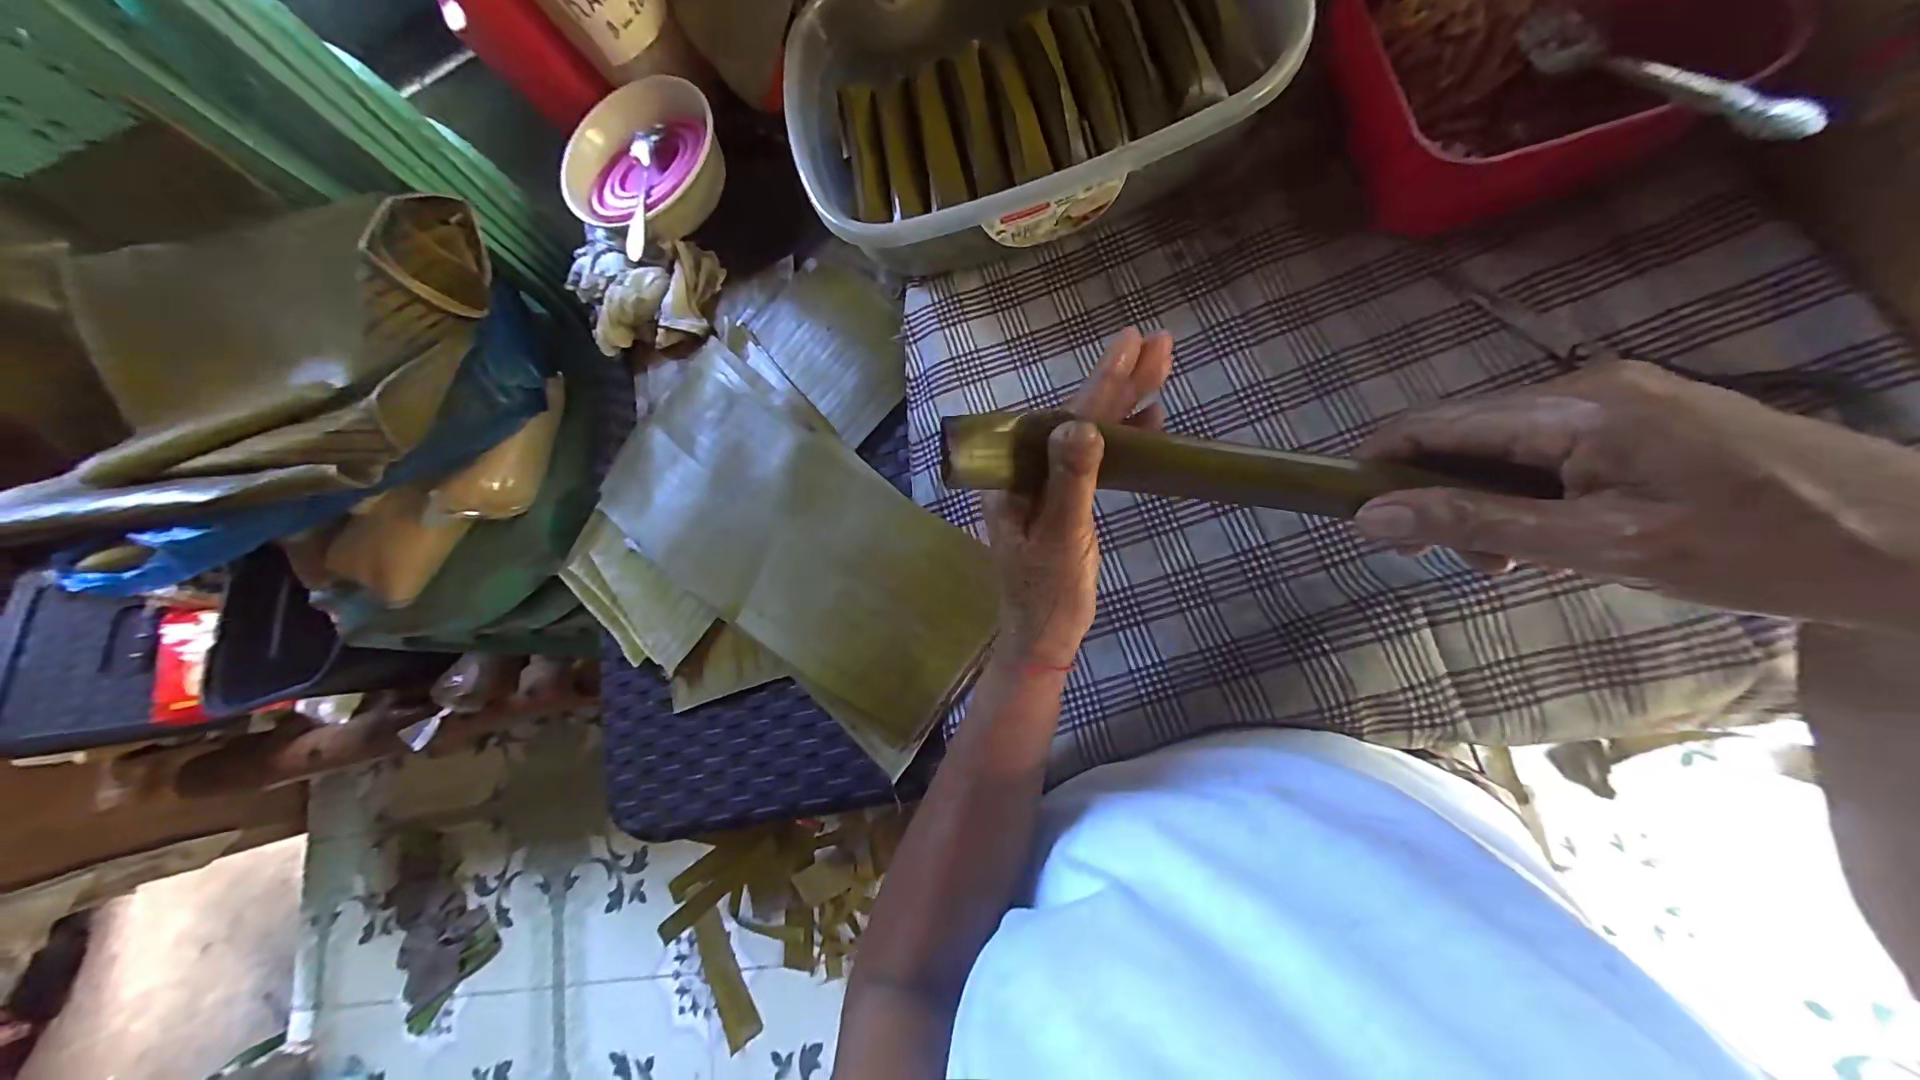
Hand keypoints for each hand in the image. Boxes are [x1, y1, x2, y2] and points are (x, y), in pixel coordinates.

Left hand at [984, 328, 1172, 668]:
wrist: (1043, 634)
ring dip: (1126, 403)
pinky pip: (1098, 458)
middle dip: (1118, 381)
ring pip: (1090, 433)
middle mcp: (1028, 470)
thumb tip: (1083, 425)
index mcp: (1015, 475)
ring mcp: (1049, 483)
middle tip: (1158, 343)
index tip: (1129, 344)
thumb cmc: (1046, 593)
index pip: (1062, 420)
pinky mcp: (1068, 498)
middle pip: (1077, 417)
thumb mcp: (1060, 538)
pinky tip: (1150, 419)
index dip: (1099, 382)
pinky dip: (1124, 439)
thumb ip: (1071, 482)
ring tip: (1162, 366)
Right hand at [1351, 360, 1919, 631]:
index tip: (1355, 517)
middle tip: (1445, 558)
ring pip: (1499, 447)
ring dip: (1478, 500)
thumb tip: (1370, 515)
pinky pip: (1544, 451)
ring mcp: (1614, 399)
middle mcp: (1581, 388)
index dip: (1378, 464)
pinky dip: (1522, 494)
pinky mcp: (1638, 418)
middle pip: (1461, 434)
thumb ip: (1475, 522)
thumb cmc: (1759, 548)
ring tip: (1505, 560)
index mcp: (1569, 409)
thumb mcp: (1599, 545)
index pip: (1431, 424)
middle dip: (1432, 493)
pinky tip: (1546, 535)